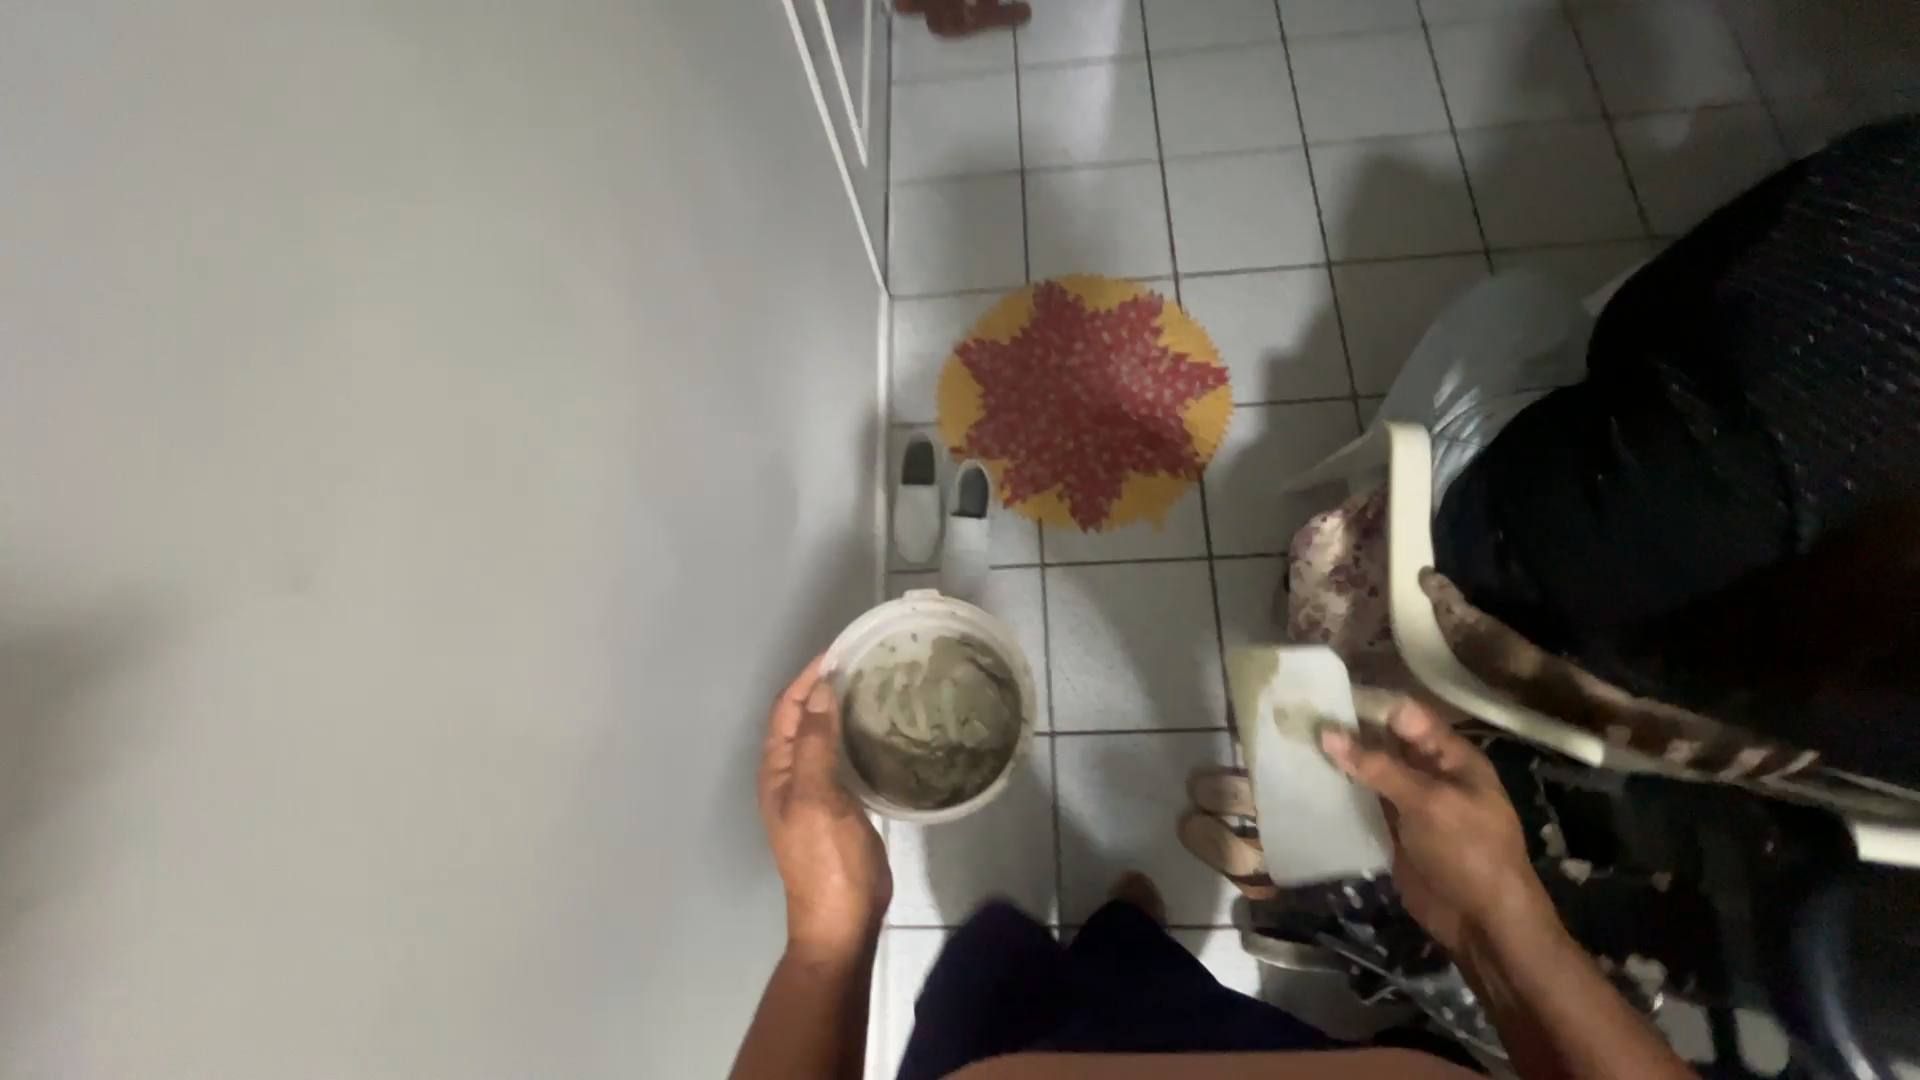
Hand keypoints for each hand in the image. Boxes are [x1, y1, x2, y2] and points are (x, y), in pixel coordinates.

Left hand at [759, 656, 891, 962]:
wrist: (843, 919)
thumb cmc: (826, 859)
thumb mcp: (816, 797)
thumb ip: (814, 744)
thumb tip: (820, 691)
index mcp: (777, 772)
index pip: (786, 710)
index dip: (807, 679)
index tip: (838, 652)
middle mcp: (791, 775)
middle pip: (801, 718)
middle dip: (823, 687)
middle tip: (861, 662)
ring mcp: (816, 789)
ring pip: (822, 735)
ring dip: (839, 707)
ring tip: (872, 684)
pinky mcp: (840, 801)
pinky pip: (842, 754)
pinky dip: (854, 733)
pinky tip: (879, 727)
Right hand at [1320, 698, 1553, 952]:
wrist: (1484, 924)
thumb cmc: (1469, 852)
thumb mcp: (1428, 802)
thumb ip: (1377, 766)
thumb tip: (1326, 733)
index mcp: (1451, 757)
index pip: (1405, 715)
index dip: (1367, 704)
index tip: (1323, 695)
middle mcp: (1429, 772)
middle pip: (1383, 740)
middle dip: (1345, 729)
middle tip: (1297, 716)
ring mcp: (1409, 801)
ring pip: (1368, 769)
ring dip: (1338, 759)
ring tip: (1293, 742)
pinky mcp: (1390, 827)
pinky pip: (1361, 799)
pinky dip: (1337, 789)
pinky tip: (1305, 777)